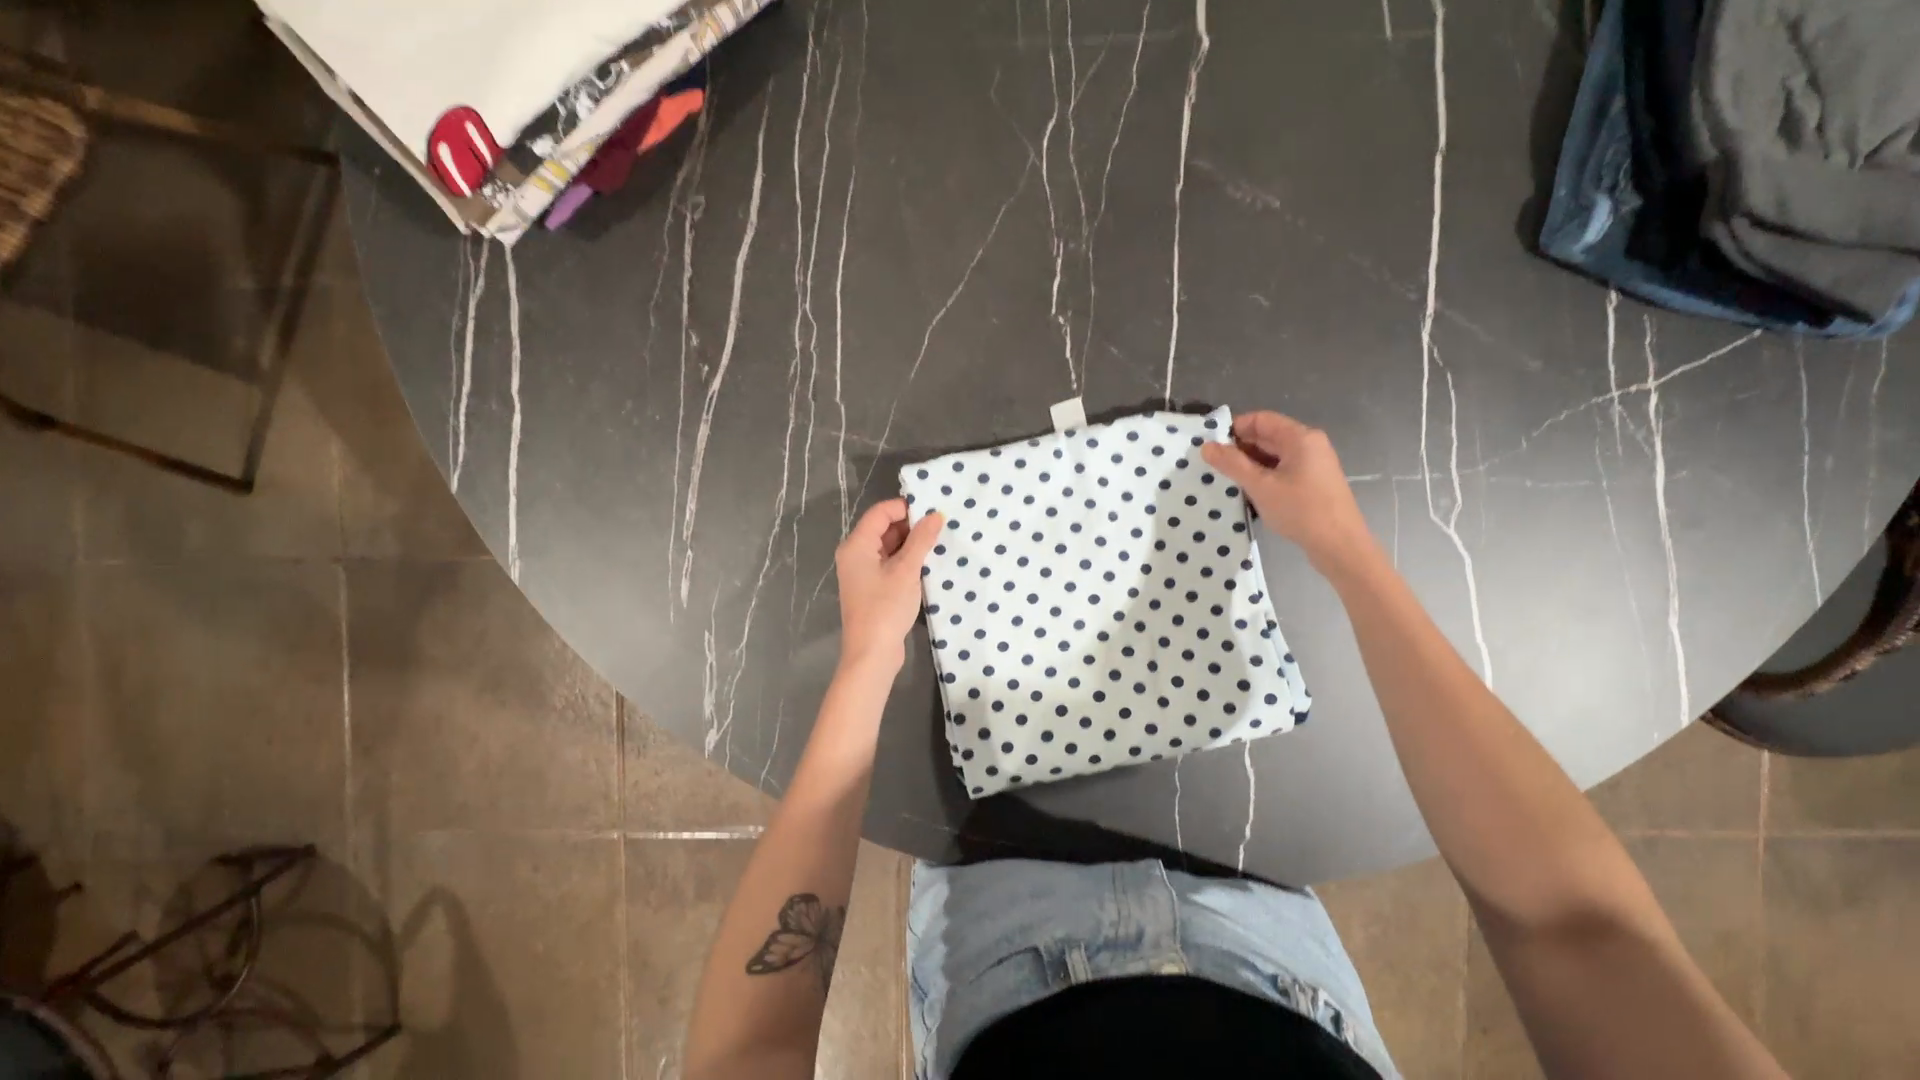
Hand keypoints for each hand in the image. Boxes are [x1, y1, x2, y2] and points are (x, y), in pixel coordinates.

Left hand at [835, 498, 942, 671]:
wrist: (872, 653)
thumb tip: (935, 515)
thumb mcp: (906, 571)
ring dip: (911, 545)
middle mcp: (855, 555)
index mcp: (856, 545)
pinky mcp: (872, 589)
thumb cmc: (885, 608)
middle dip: (911, 526)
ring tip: (939, 543)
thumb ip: (921, 540)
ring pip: (889, 548)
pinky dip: (907, 561)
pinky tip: (928, 565)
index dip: (905, 508)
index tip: (932, 512)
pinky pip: (890, 565)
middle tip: (941, 527)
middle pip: (883, 529)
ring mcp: (863, 573)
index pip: (880, 513)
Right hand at [1200, 412, 1376, 574]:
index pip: (1261, 419)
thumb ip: (1232, 464)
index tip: (1212, 446)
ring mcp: (1314, 464)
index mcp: (1300, 437)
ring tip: (1228, 480)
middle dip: (1241, 449)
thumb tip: (1207, 447)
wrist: (1340, 545)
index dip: (1235, 428)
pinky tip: (1251, 493)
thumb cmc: (1300, 510)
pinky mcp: (1315, 483)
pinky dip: (1266, 476)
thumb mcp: (1261, 486)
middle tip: (1215, 465)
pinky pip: (1284, 470)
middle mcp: (1310, 445)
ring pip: (1275, 455)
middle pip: (1269, 436)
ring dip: (1252, 465)